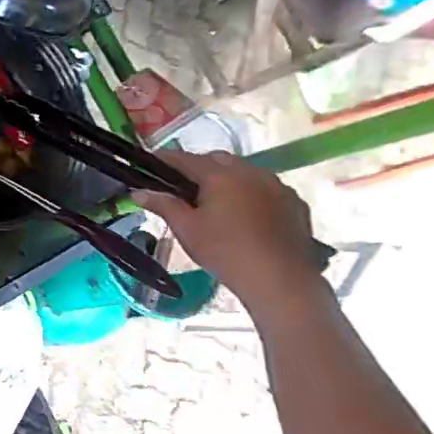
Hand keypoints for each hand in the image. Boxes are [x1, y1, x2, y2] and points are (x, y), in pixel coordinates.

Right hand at [132, 151, 325, 313]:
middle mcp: (252, 173)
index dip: (167, 158)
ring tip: (212, 196)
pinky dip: (248, 190)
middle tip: (181, 182)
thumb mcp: (185, 228)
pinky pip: (266, 186)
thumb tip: (139, 192)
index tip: (152, 159)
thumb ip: (163, 205)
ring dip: (226, 176)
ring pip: (246, 171)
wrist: (278, 275)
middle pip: (220, 159)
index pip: (188, 159)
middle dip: (199, 165)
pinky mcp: (294, 202)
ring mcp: (278, 186)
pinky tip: (242, 211)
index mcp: (221, 177)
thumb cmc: (223, 249)